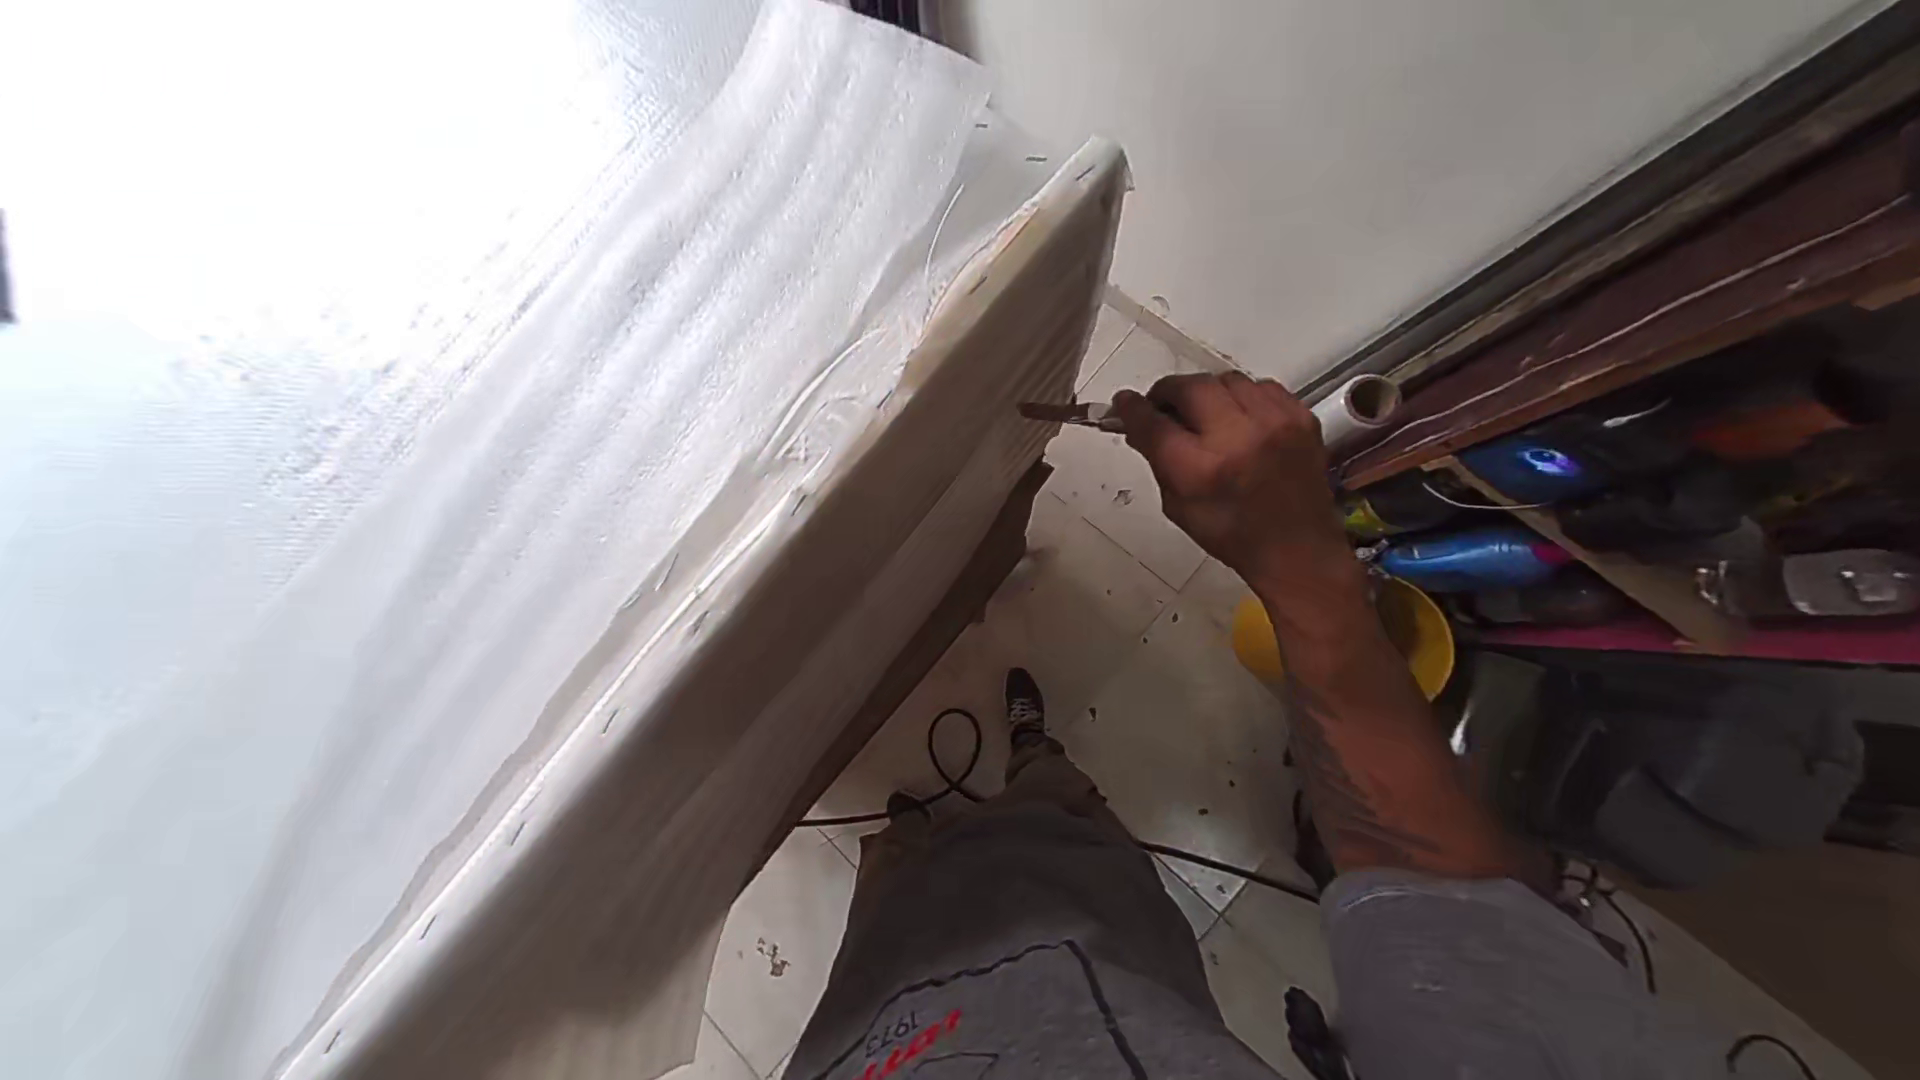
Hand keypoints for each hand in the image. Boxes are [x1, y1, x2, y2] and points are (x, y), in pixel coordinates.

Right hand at [1111, 372, 1350, 595]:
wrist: (1295, 547)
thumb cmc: (1230, 534)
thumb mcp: (1177, 505)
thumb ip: (1158, 461)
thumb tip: (1142, 427)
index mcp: (1199, 469)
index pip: (1153, 423)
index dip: (1132, 408)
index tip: (1124, 401)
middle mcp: (1237, 437)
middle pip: (1190, 388)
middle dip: (1168, 393)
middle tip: (1163, 406)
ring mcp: (1274, 423)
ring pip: (1226, 379)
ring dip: (1206, 392)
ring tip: (1203, 413)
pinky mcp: (1300, 417)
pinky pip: (1262, 387)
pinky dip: (1242, 396)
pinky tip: (1238, 417)